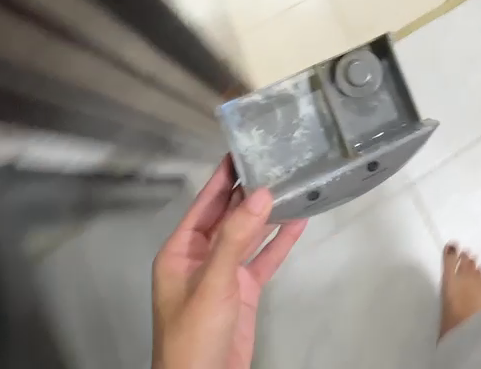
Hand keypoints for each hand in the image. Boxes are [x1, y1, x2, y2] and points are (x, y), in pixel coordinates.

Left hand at [151, 158, 307, 368]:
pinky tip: (299, 221)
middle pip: (229, 215)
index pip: (205, 203)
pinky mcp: (244, 292)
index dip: (224, 175)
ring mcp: (224, 275)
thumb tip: (260, 192)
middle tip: (278, 158)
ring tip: (294, 182)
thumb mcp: (213, 283)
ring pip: (249, 235)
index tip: (244, 146)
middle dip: (251, 190)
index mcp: (181, 251)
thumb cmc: (194, 335)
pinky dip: (279, 241)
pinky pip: (263, 258)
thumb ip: (235, 237)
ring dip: (269, 213)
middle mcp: (202, 257)